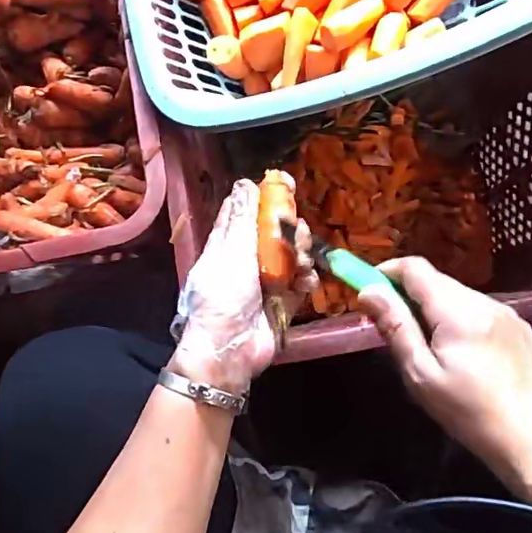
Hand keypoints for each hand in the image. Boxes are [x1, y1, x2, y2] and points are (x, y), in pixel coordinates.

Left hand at [170, 180, 314, 390]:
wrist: (229, 350)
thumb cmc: (223, 296)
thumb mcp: (230, 251)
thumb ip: (241, 218)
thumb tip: (244, 183)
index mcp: (228, 244)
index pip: (245, 212)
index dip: (263, 196)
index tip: (285, 183)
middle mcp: (248, 259)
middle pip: (276, 232)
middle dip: (290, 228)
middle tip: (296, 230)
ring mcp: (267, 281)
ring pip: (293, 255)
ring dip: (301, 253)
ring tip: (301, 261)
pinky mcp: (284, 302)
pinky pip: (302, 282)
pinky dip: (308, 279)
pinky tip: (307, 281)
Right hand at [358, 257, 531, 498]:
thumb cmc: (468, 412)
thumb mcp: (420, 374)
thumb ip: (395, 326)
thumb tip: (368, 291)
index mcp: (458, 311)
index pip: (415, 268)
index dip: (386, 272)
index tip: (367, 292)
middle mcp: (483, 301)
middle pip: (434, 279)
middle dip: (406, 293)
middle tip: (389, 324)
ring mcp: (504, 312)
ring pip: (454, 293)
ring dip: (430, 306)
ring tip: (422, 344)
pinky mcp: (516, 325)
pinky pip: (474, 307)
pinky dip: (454, 316)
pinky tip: (454, 350)